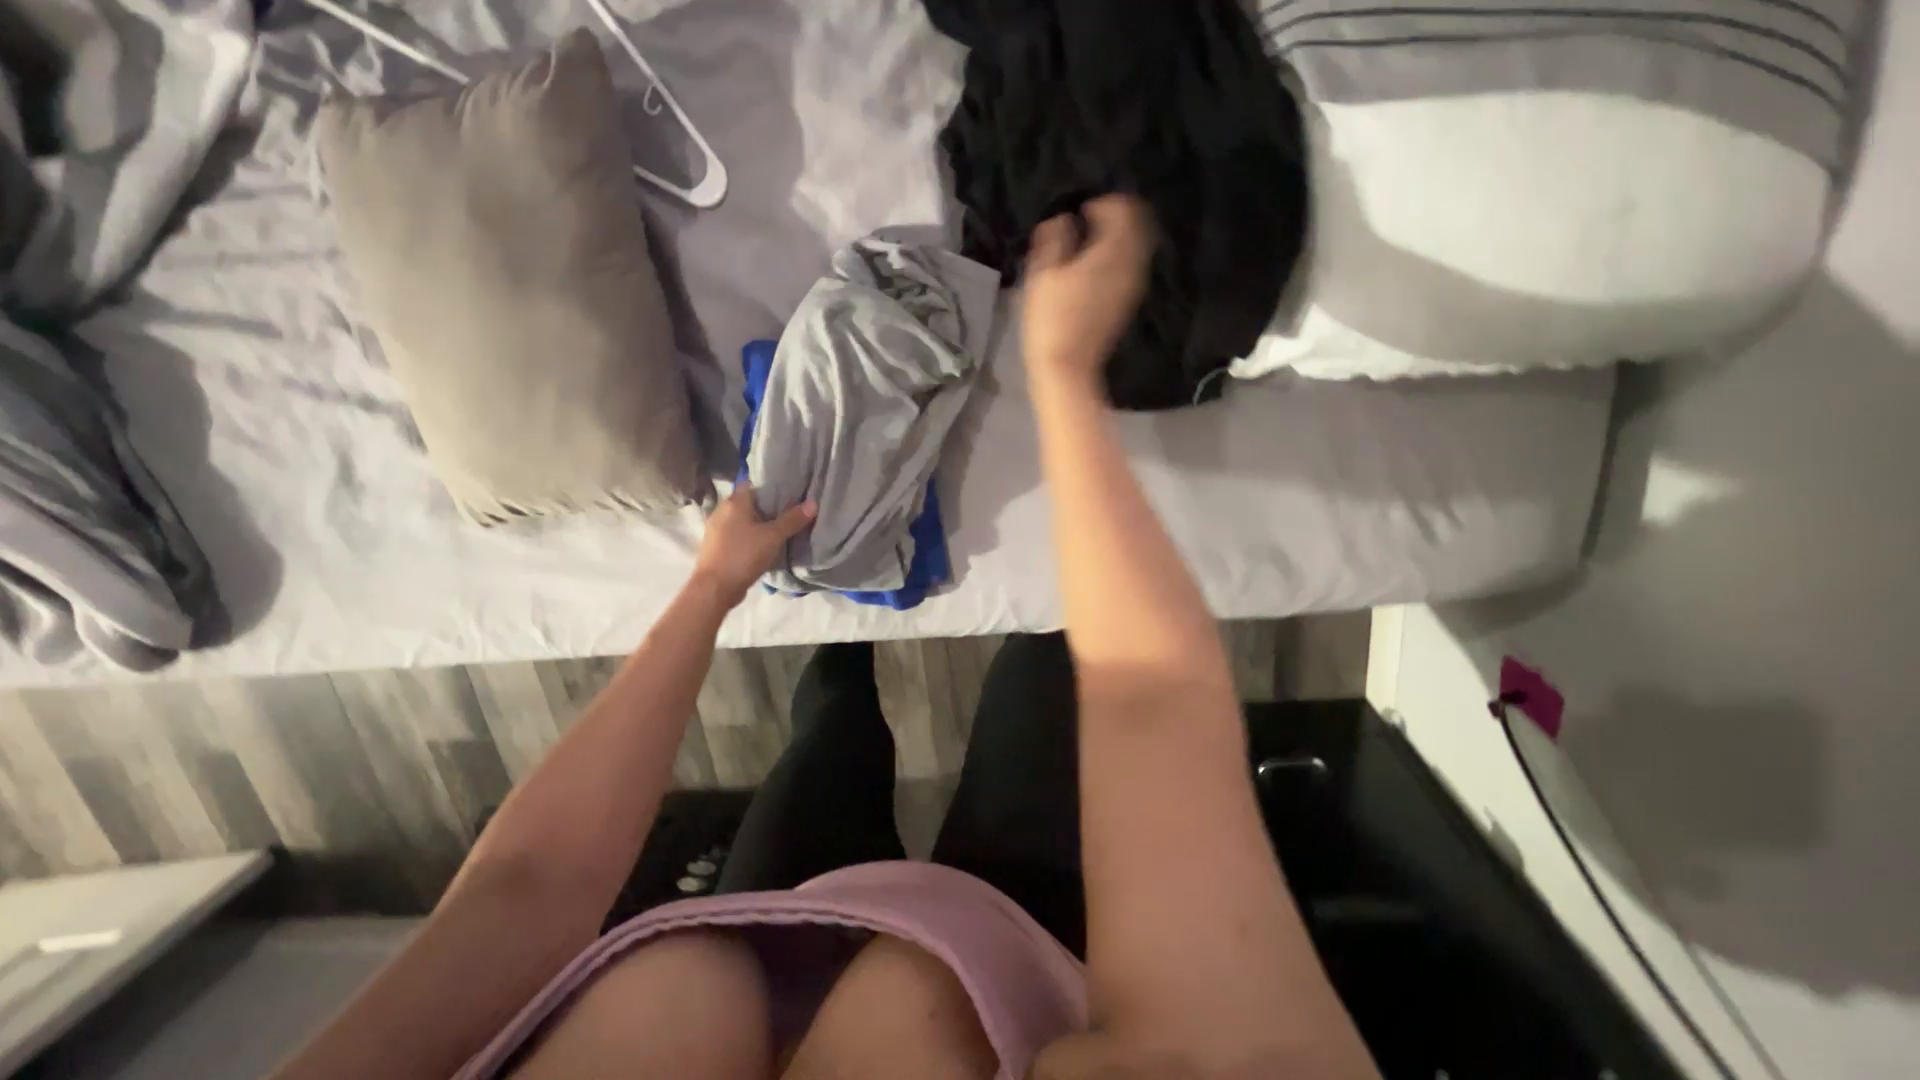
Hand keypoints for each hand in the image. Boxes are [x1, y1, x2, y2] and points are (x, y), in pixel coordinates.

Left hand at [692, 486, 816, 604]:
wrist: (714, 588)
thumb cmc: (743, 555)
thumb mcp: (773, 537)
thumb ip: (792, 519)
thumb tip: (813, 502)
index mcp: (734, 501)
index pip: (753, 483)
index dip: (771, 485)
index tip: (789, 491)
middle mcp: (722, 510)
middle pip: (749, 502)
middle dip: (767, 506)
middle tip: (790, 510)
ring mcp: (716, 529)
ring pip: (742, 519)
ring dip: (758, 523)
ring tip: (779, 528)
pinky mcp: (716, 546)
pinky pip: (737, 534)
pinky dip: (749, 536)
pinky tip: (762, 544)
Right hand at [1021, 194, 1156, 395]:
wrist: (1068, 368)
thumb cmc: (1051, 319)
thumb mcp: (1042, 273)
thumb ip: (1054, 237)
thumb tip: (1063, 218)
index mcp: (1112, 251)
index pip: (1122, 208)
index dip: (1100, 203)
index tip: (1078, 212)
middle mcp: (1131, 263)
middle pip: (1137, 222)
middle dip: (1115, 216)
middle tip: (1086, 223)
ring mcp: (1133, 283)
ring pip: (1136, 244)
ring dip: (1117, 236)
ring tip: (1087, 244)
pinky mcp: (1128, 299)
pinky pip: (1131, 263)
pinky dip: (1117, 256)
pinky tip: (1092, 268)